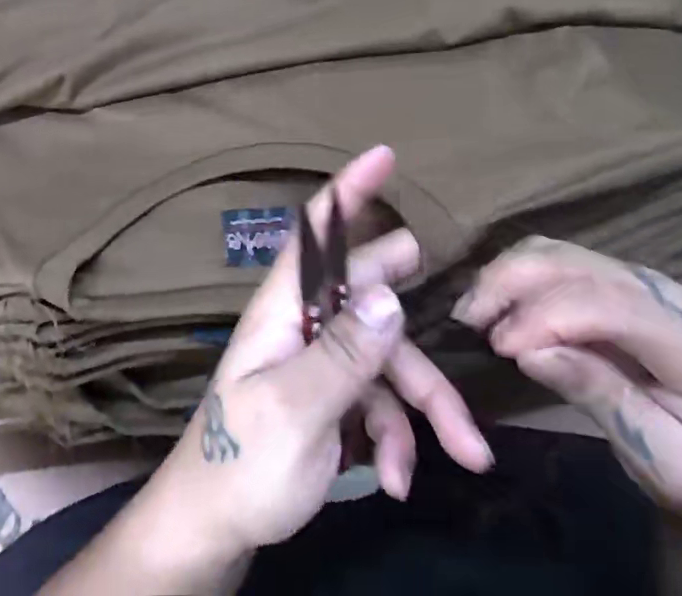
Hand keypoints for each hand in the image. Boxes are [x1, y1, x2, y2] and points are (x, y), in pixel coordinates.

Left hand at [141, 147, 493, 564]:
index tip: (383, 156)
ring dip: (424, 408)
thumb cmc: (243, 462)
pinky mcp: (330, 399)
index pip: (315, 238)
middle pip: (370, 299)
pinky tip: (394, 480)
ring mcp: (317, 363)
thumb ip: (343, 353)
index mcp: (280, 312)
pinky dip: (396, 438)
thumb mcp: (296, 409)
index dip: (346, 193)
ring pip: (386, 361)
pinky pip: (379, 403)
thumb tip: (389, 294)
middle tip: (466, 323)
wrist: (216, 524)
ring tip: (465, 456)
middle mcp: (300, 326)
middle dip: (416, 327)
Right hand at [453, 237, 681, 592]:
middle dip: (512, 282)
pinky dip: (522, 274)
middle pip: (581, 264)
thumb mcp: (673, 470)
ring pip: (565, 252)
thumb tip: (528, 352)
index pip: (613, 306)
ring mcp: (660, 286)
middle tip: (467, 320)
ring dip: (509, 273)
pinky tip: (501, 303)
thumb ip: (606, 402)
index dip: (544, 316)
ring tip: (476, 311)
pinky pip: (566, 260)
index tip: (497, 347)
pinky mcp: (634, 284)